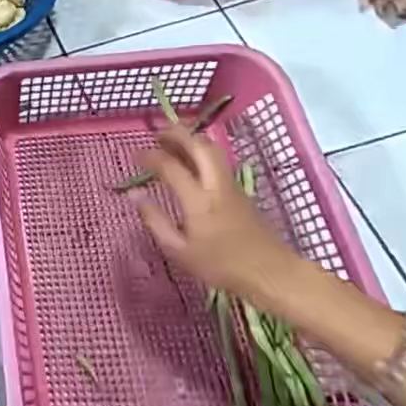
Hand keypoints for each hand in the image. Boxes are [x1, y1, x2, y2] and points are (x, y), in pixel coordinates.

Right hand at [134, 125, 297, 298]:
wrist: (269, 272)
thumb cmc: (220, 266)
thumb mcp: (179, 250)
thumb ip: (155, 220)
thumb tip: (135, 195)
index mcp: (198, 199)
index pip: (171, 166)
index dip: (151, 156)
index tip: (135, 155)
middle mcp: (215, 183)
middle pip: (198, 145)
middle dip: (176, 133)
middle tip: (156, 134)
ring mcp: (231, 184)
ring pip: (212, 148)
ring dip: (191, 139)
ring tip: (172, 143)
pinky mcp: (240, 190)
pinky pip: (218, 160)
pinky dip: (201, 152)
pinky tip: (192, 162)